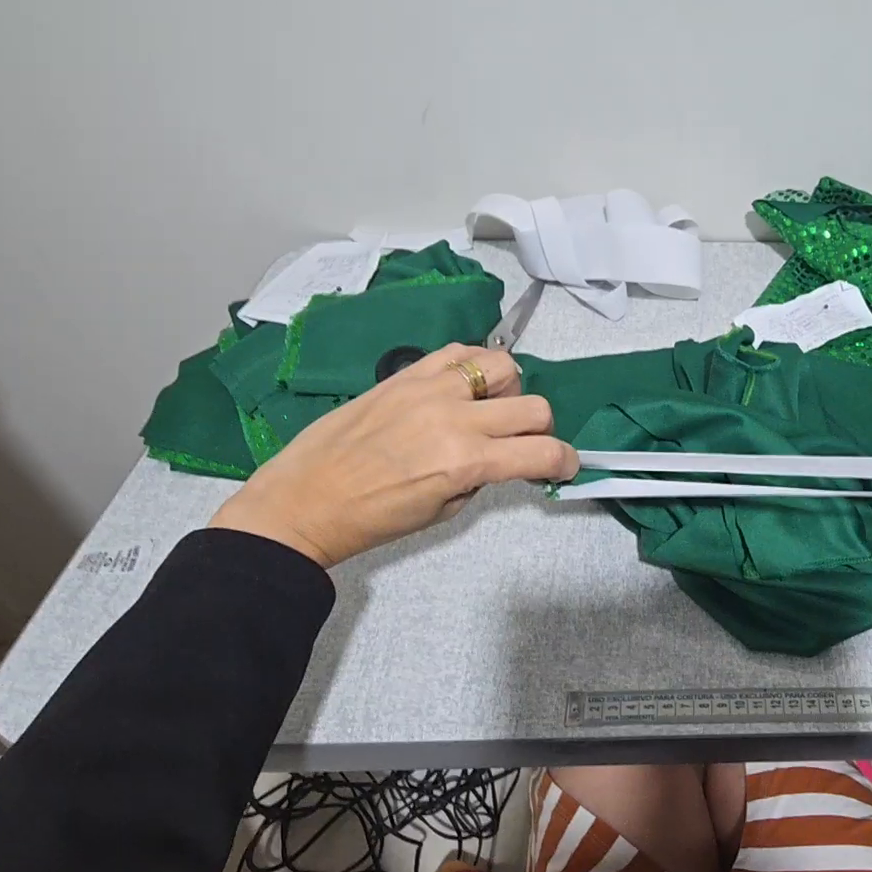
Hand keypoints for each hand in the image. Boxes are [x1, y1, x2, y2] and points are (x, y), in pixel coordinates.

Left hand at [208, 344, 577, 567]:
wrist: (305, 499)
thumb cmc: (374, 518)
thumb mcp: (444, 510)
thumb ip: (481, 478)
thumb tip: (502, 457)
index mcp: (465, 462)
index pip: (542, 452)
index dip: (565, 461)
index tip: (565, 466)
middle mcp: (456, 418)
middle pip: (534, 408)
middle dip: (541, 430)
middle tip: (522, 444)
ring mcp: (430, 389)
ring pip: (504, 367)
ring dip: (510, 391)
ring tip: (488, 409)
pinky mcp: (407, 373)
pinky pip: (460, 352)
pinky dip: (474, 367)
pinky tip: (463, 387)